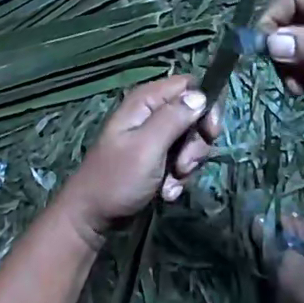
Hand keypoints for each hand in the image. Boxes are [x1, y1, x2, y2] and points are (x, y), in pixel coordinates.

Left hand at [61, 76, 219, 241]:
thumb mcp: (147, 147)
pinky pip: (182, 160)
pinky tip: (166, 192)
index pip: (189, 85)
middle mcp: (152, 113)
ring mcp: (155, 136)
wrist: (93, 217)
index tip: (210, 131)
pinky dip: (178, 177)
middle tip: (184, 165)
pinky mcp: (158, 158)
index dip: (204, 105)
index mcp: (145, 101)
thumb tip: (200, 95)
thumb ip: (173, 118)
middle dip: (196, 143)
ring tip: (170, 183)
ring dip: (187, 165)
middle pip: (195, 115)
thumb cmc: (116, 179)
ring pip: (191, 141)